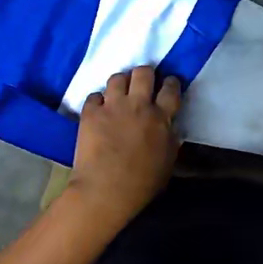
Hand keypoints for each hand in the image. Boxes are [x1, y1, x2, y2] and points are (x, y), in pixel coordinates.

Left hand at [68, 66, 182, 221]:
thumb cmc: (142, 184)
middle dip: (144, 73)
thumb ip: (171, 141)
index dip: (170, 83)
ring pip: (117, 78)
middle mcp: (138, 105)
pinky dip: (97, 101)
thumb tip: (171, 129)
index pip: (171, 89)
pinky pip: (94, 95)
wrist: (106, 190)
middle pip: (143, 73)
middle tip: (142, 83)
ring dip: (120, 83)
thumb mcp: (167, 163)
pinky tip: (98, 110)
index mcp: (161, 119)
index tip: (168, 84)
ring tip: (118, 93)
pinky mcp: (91, 112)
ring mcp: (113, 106)